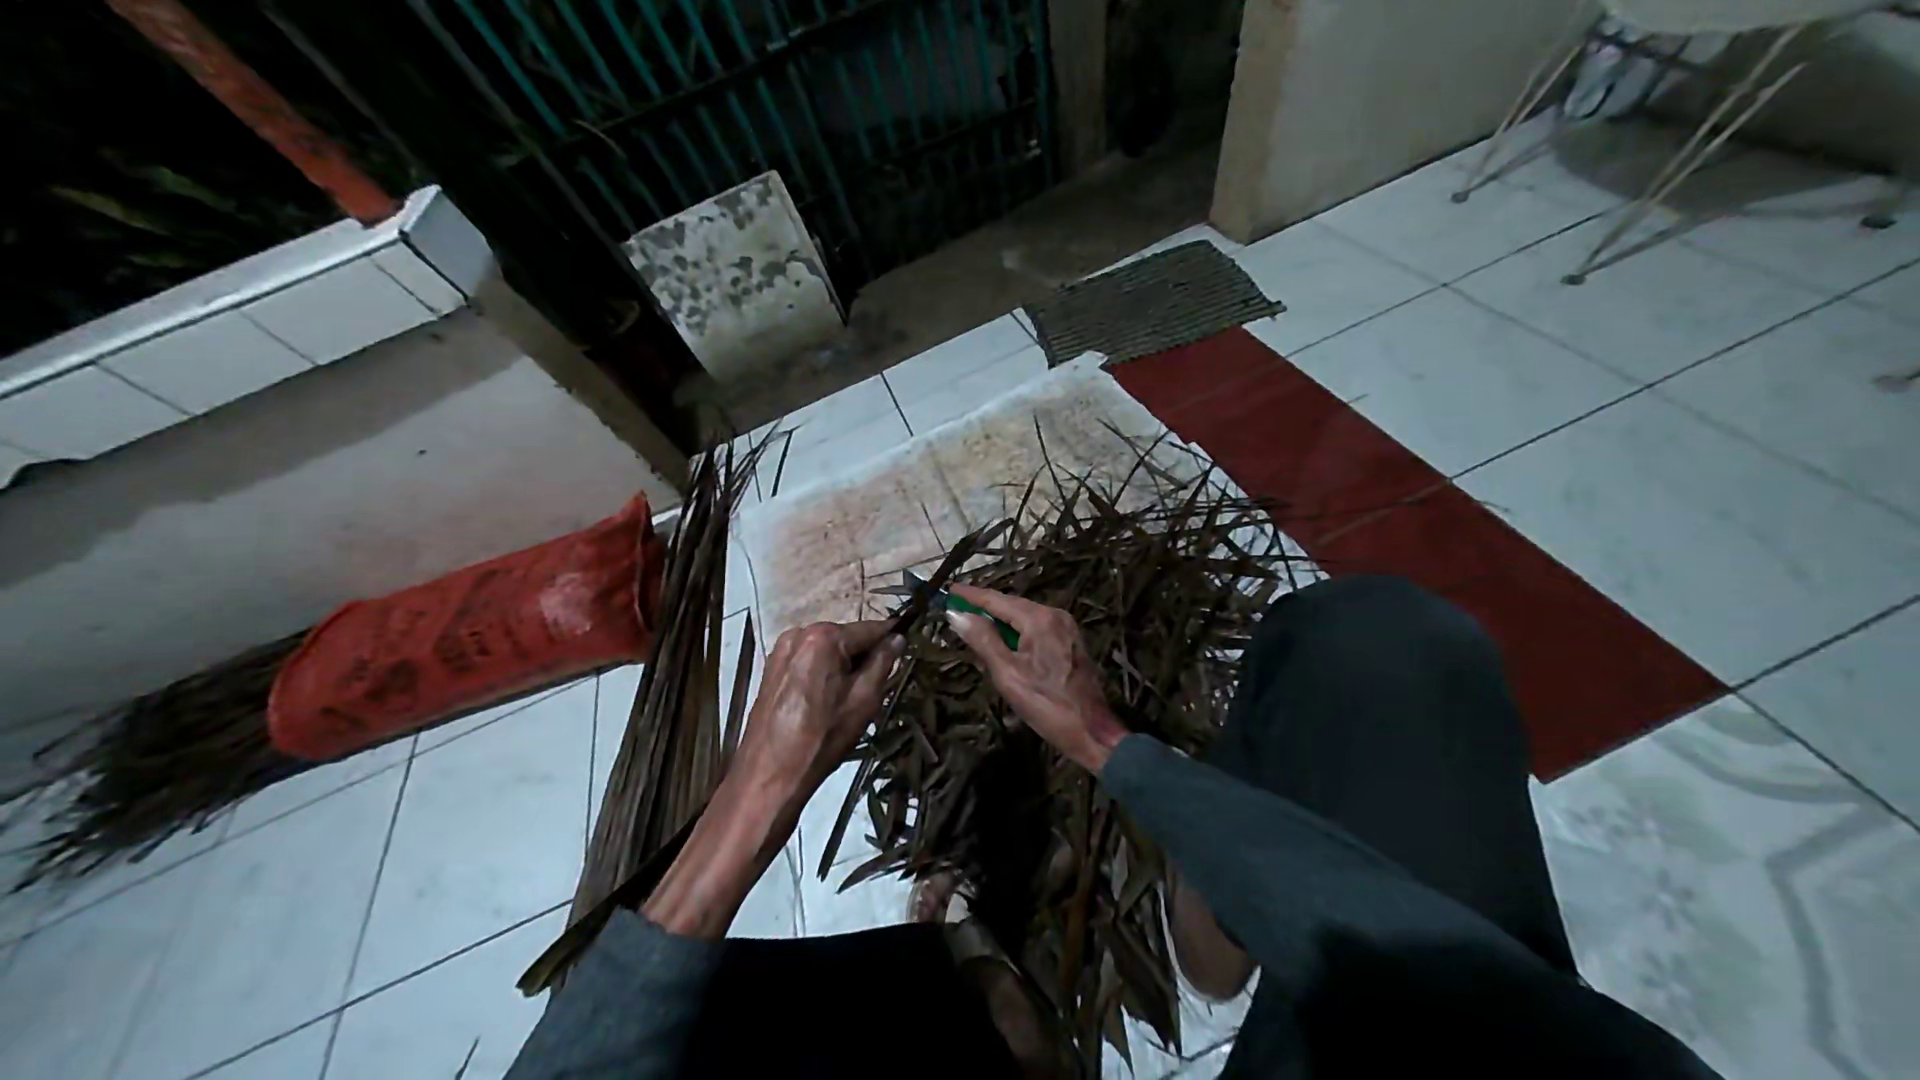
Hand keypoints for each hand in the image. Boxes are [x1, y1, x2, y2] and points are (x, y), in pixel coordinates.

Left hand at [733, 620, 904, 797]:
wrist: (770, 772)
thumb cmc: (822, 736)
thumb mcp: (864, 699)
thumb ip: (883, 661)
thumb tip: (897, 638)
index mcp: (823, 637)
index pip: (869, 628)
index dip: (891, 638)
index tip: (908, 648)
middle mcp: (798, 633)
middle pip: (846, 637)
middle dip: (864, 656)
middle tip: (877, 686)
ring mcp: (781, 650)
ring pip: (828, 650)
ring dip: (844, 666)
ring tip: (851, 698)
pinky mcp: (772, 668)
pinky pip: (809, 660)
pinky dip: (824, 673)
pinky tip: (828, 700)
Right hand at [946, 585, 1126, 772]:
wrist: (1092, 731)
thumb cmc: (1046, 704)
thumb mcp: (1008, 673)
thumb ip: (983, 640)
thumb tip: (958, 615)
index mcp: (1040, 619)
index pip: (998, 600)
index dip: (971, 595)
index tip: (949, 590)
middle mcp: (1055, 615)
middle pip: (1012, 606)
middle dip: (984, 608)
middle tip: (957, 609)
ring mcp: (1065, 629)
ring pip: (1024, 618)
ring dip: (999, 623)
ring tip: (973, 627)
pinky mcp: (1069, 643)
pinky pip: (1035, 630)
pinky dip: (1015, 634)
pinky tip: (1000, 644)